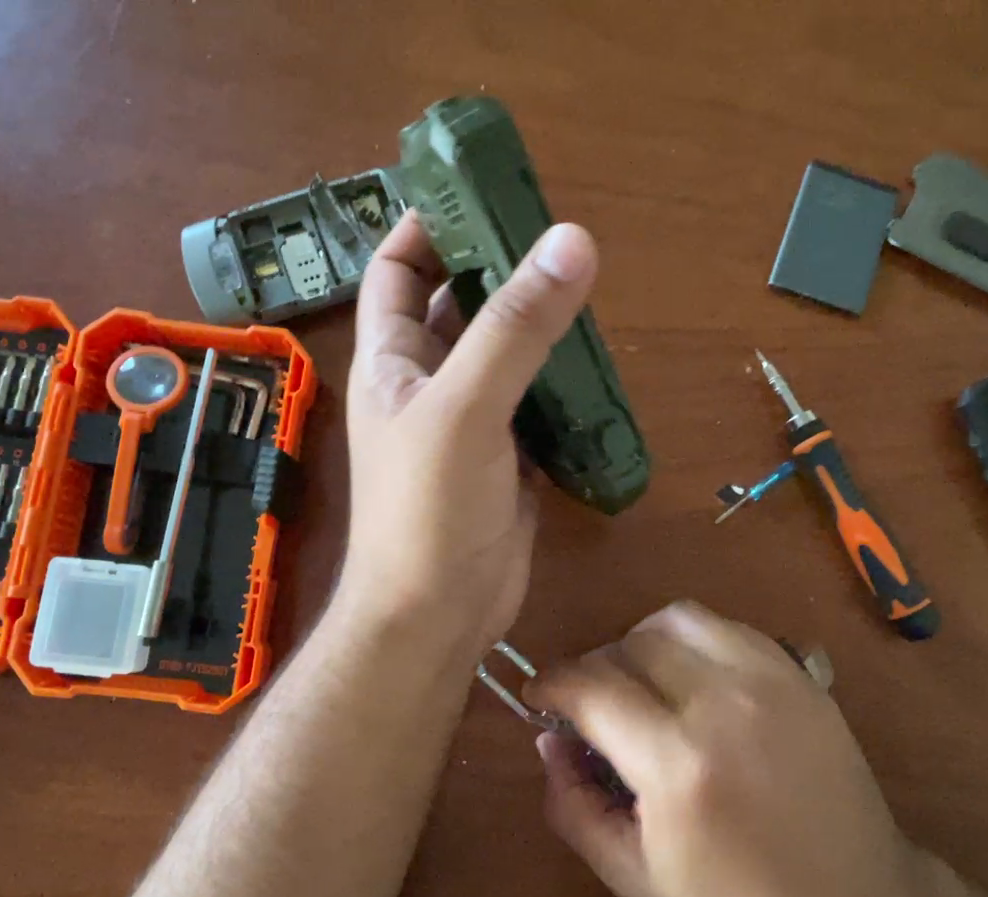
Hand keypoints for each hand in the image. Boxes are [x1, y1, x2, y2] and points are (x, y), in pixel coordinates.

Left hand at [333, 214, 598, 661]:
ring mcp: (467, 424)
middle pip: (458, 306)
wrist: (438, 613)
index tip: (480, 191)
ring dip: (537, 327)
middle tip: (557, 237)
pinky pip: (534, 405)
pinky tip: (596, 368)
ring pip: (503, 356)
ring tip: (586, 291)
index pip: (396, 270)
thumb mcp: (465, 407)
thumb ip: (515, 328)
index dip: (426, 226)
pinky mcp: (506, 459)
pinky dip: (560, 385)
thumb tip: (572, 241)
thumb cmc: (428, 508)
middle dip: (498, 270)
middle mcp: (425, 384)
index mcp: (392, 360)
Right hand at [524, 600, 924, 896]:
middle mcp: (723, 704)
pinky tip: (693, 683)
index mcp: (678, 764)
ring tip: (640, 684)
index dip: (551, 684)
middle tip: (591, 705)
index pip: (591, 686)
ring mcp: (770, 682)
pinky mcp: (800, 677)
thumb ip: (574, 804)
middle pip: (630, 643)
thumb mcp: (634, 878)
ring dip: (642, 642)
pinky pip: (728, 629)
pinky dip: (693, 642)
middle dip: (594, 667)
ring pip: (678, 619)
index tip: (538, 697)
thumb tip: (548, 741)